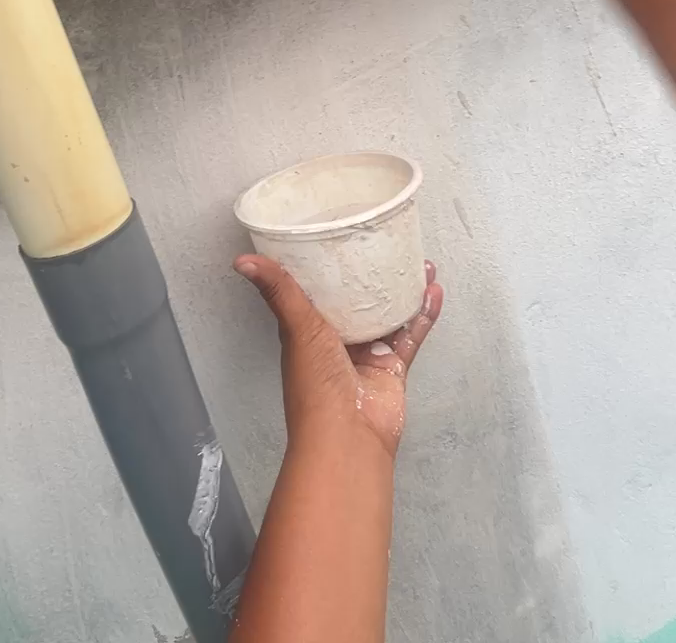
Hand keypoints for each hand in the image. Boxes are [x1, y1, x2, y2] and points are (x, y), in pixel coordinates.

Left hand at [233, 255, 441, 457]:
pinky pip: (411, 336)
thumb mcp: (297, 326)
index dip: (330, 265)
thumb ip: (279, 290)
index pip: (318, 289)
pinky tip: (433, 292)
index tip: (344, 238)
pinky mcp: (393, 368)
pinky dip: (423, 315)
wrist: (347, 436)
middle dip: (375, 275)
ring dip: (404, 290)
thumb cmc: (314, 387)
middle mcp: (337, 339)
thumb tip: (243, 261)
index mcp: (308, 328)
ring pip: (389, 314)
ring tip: (419, 263)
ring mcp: (367, 354)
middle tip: (391, 247)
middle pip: (359, 299)